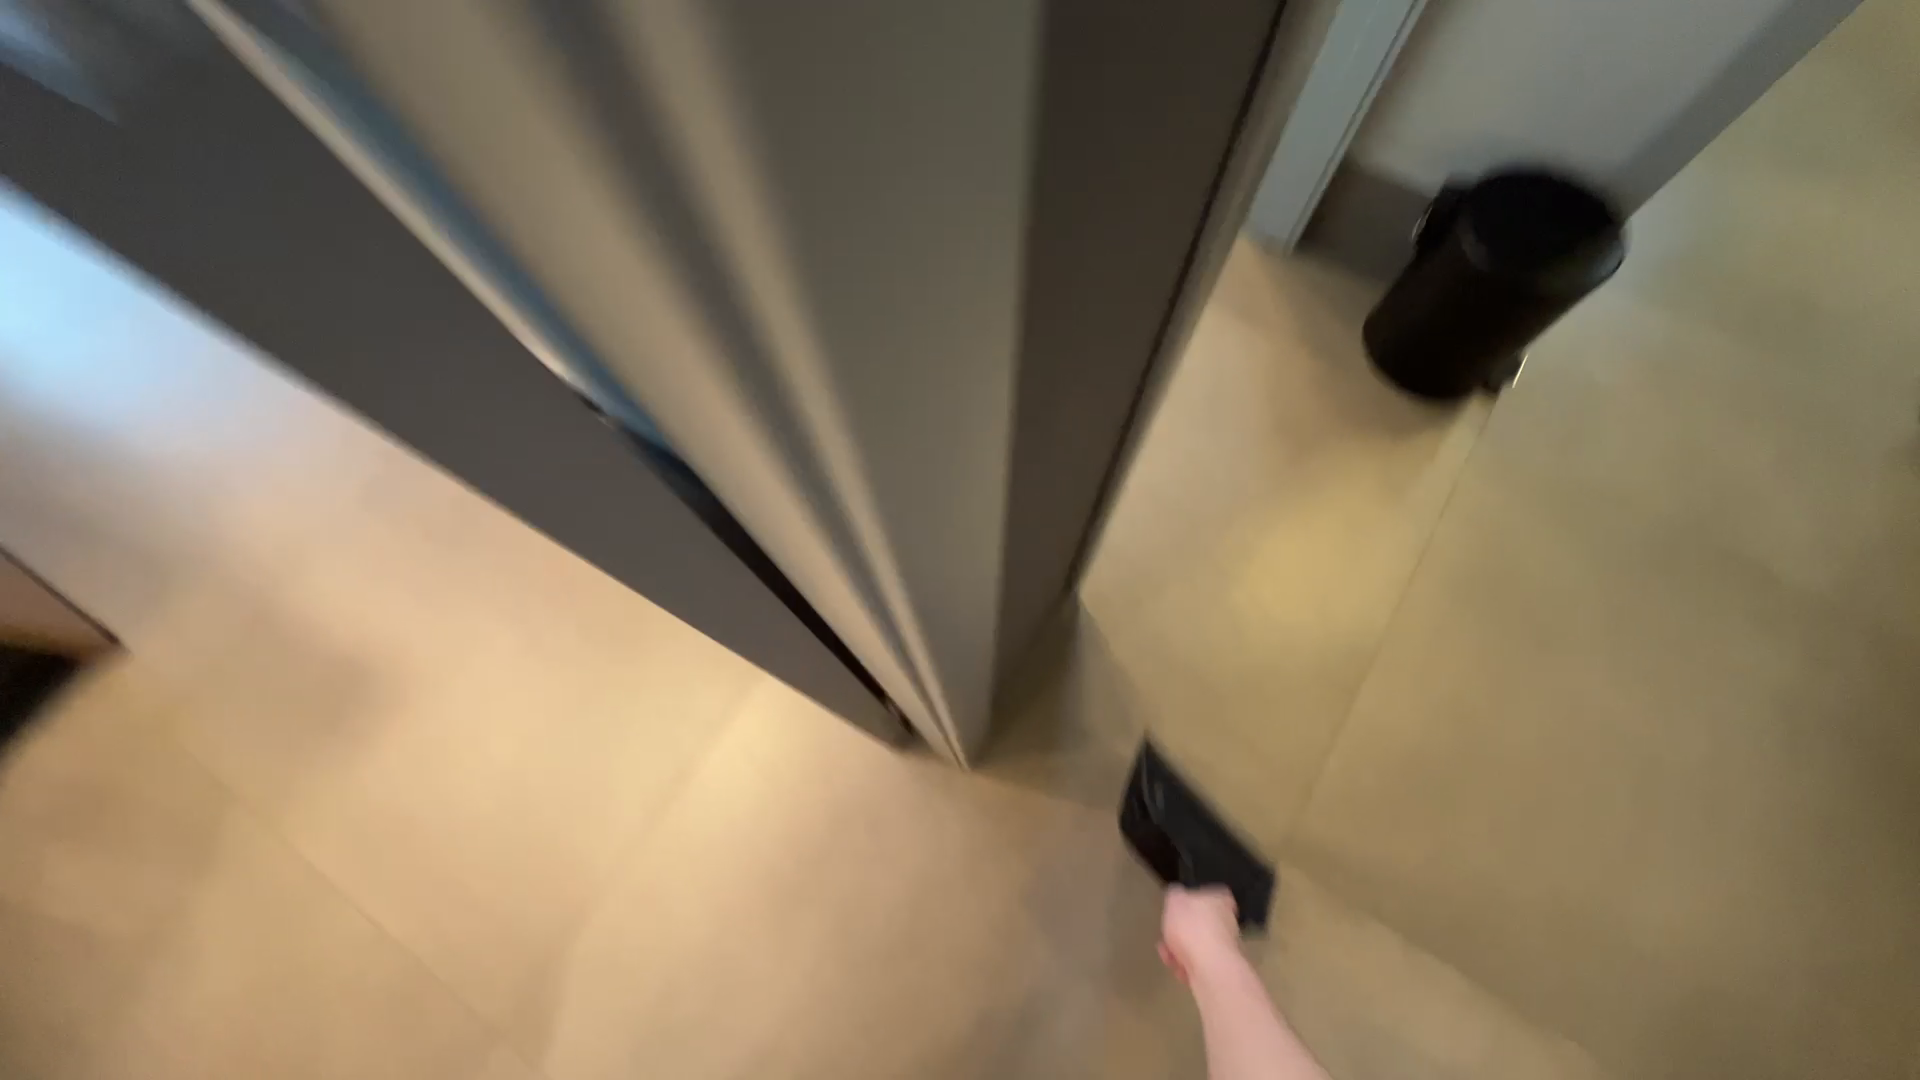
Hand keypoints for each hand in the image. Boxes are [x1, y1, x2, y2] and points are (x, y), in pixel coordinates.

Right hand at [1158, 884, 1241, 984]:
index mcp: (1220, 901)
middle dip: (1182, 930)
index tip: (1186, 907)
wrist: (1209, 967)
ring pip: (1198, 945)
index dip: (1201, 900)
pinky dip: (1187, 966)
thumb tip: (1178, 896)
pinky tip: (1176, 967)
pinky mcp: (1220, 969)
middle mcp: (1227, 922)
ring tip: (1167, 954)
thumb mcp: (1174, 900)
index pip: (1217, 895)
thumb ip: (1175, 895)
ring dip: (1180, 950)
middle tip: (1167, 934)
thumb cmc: (1192, 926)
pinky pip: (1199, 964)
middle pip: (1203, 923)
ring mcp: (1225, 947)